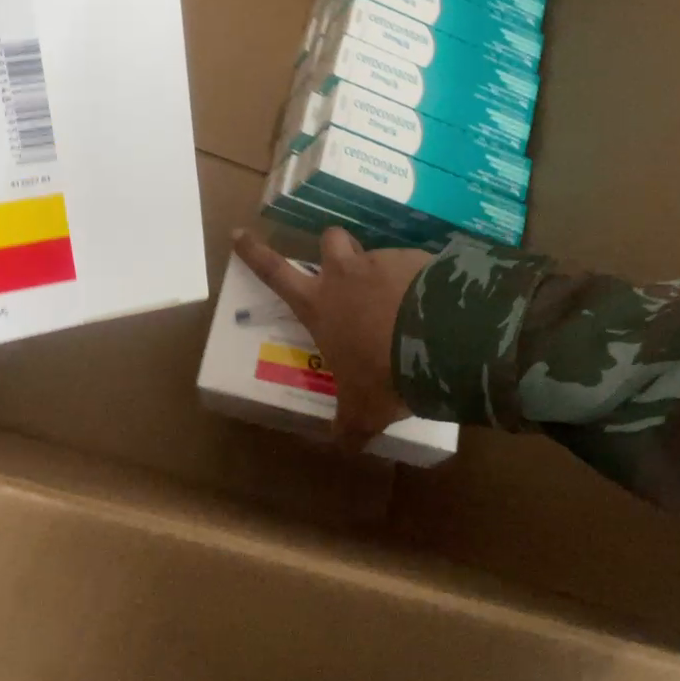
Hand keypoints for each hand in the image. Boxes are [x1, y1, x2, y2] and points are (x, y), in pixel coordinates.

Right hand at [233, 228, 431, 452]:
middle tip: (346, 271)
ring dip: (385, 276)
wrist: (441, 342)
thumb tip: (343, 447)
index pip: (274, 271)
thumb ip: (349, 426)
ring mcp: (384, 262)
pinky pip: (416, 266)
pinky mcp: (420, 259)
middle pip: (330, 240)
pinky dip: (421, 284)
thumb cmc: (384, 374)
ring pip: (377, 256)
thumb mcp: (363, 410)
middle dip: (333, 249)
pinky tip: (437, 309)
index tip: (238, 234)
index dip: (253, 253)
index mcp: (320, 305)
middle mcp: (346, 275)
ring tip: (407, 309)